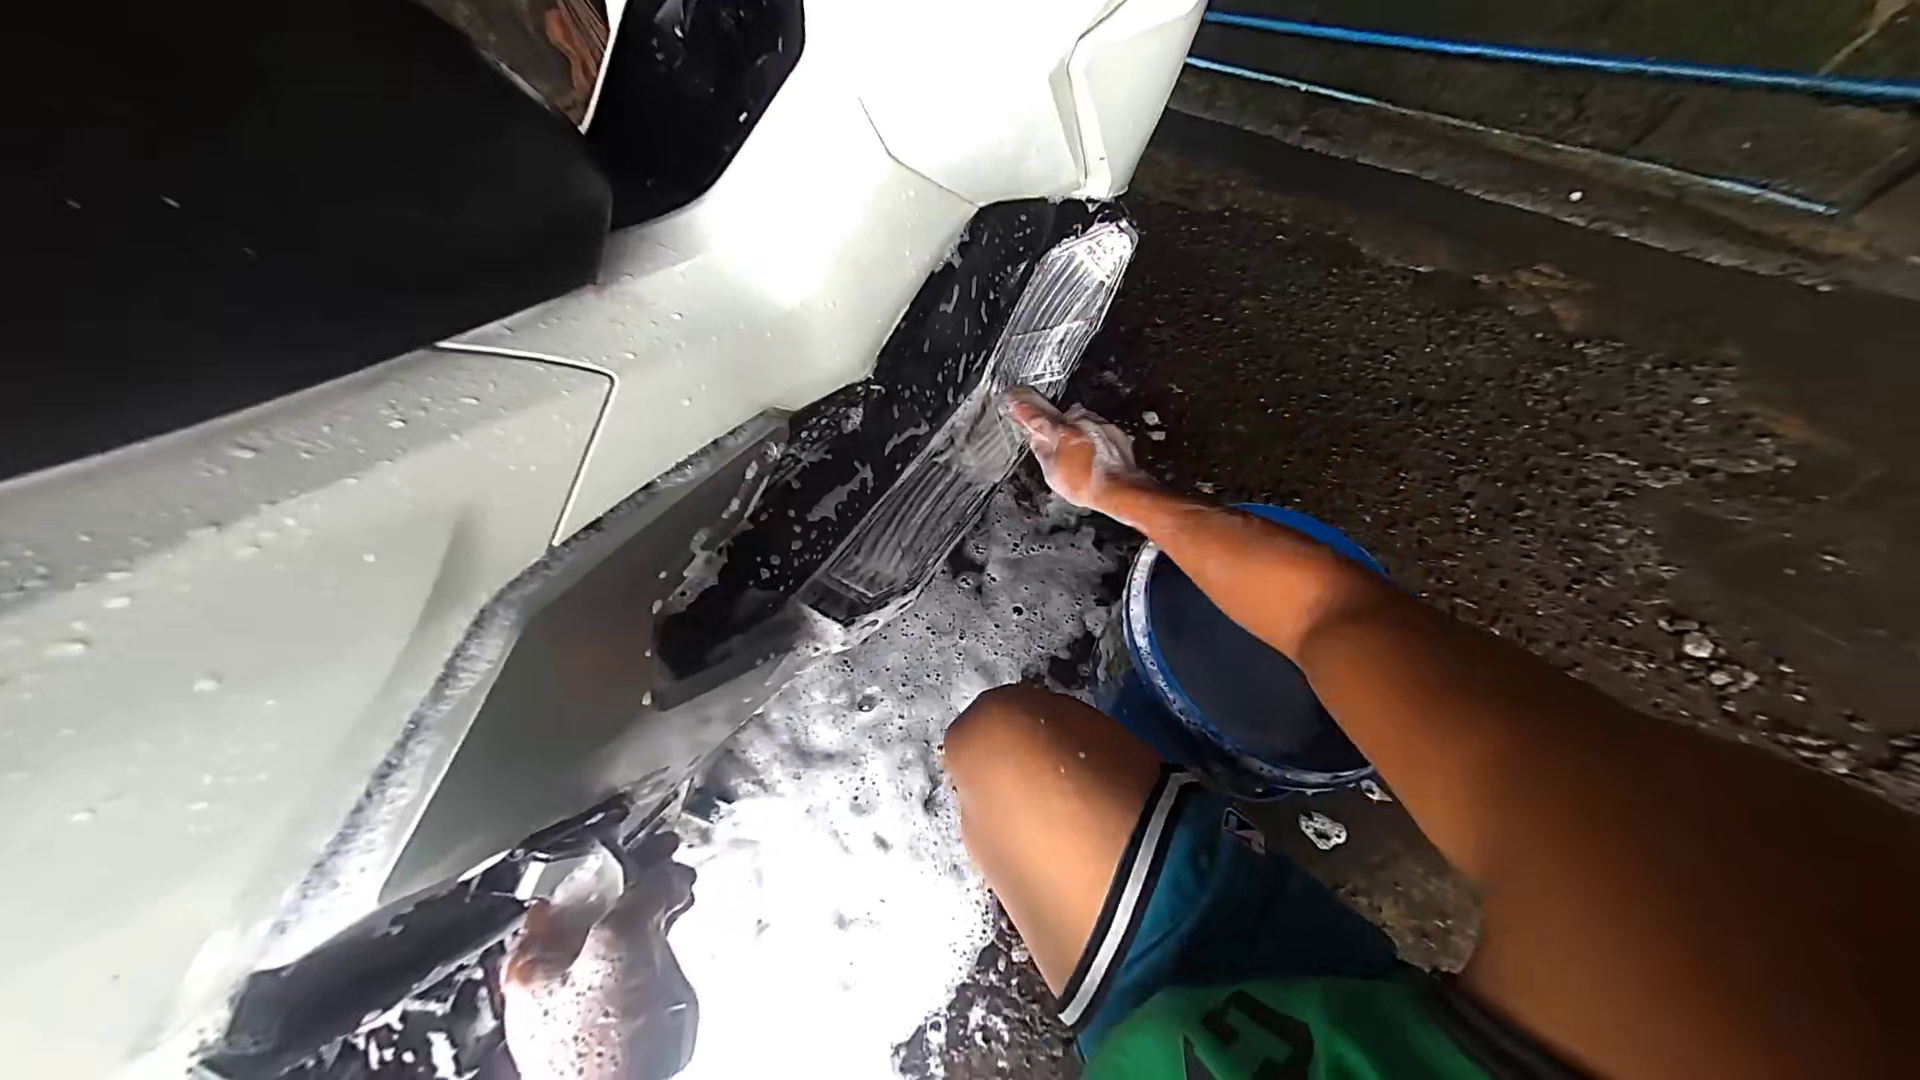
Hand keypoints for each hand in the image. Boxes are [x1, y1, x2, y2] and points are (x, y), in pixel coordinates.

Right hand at [1003, 386, 1154, 513]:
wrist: (1119, 489)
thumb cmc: (1086, 484)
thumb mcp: (1052, 473)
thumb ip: (1041, 451)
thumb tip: (1036, 440)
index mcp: (1061, 430)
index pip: (1036, 415)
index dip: (1024, 409)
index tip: (1014, 400)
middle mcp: (1081, 421)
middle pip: (1062, 417)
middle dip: (1058, 428)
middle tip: (1057, 447)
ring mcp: (1100, 425)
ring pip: (1082, 422)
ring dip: (1078, 435)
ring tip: (1079, 459)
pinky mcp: (1115, 432)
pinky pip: (1098, 431)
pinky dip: (1094, 441)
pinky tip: (1093, 458)